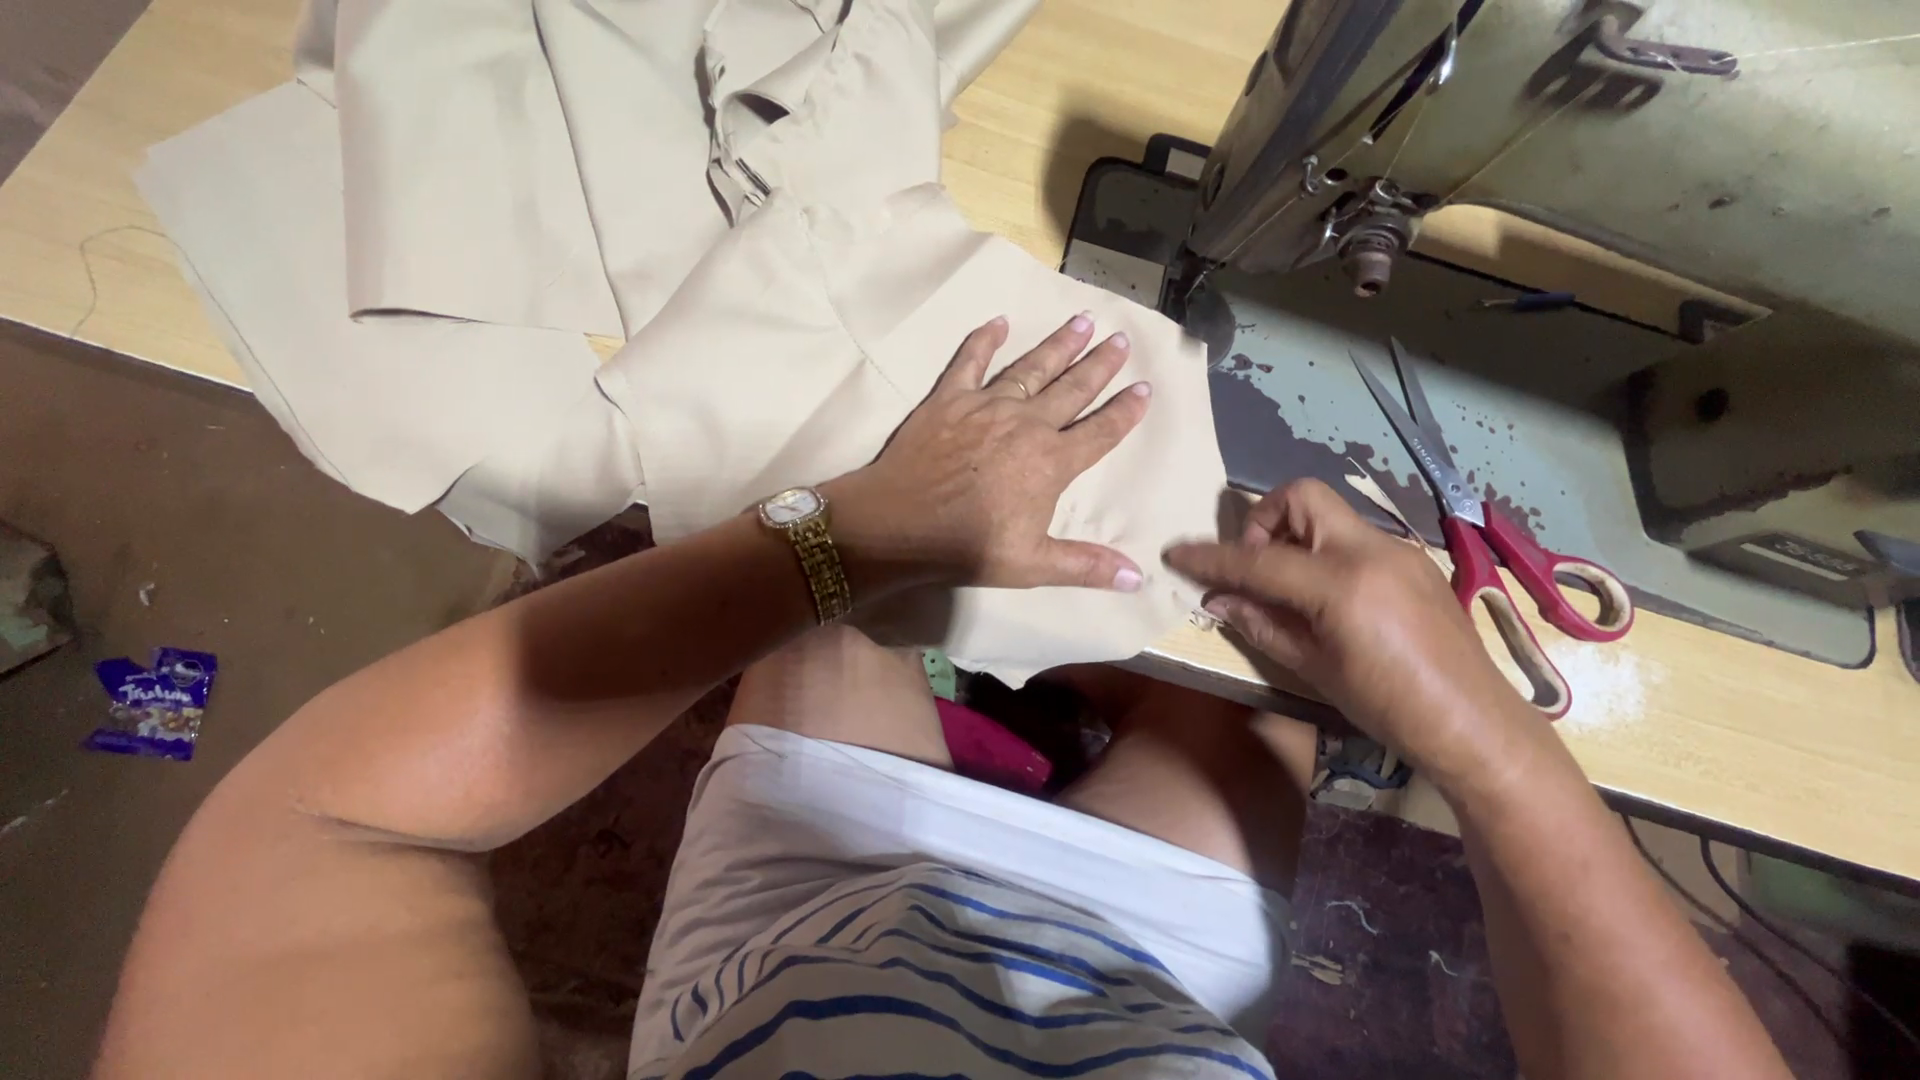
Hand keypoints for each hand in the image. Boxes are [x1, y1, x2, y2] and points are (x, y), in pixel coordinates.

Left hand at [825, 313, 1150, 594]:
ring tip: (1082, 321)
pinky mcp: (949, 399)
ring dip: (1059, 345)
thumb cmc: (967, 547)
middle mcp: (1026, 425)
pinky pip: (970, 361)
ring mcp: (986, 406)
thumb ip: (1086, 565)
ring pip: (1032, 368)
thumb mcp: (1032, 564)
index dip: (1124, 412)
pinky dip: (984, 340)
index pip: (1099, 432)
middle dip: (1100, 365)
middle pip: (1072, 389)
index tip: (1145, 389)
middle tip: (1121, 339)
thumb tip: (1139, 579)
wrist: (900, 524)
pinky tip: (999, 322)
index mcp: (1051, 462)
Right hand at [1163, 479, 1539, 787]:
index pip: (1259, 559)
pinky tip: (1323, 598)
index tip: (1177, 554)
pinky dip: (1322, 552)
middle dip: (1263, 518)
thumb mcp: (1314, 667)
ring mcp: (1399, 550)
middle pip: (1302, 496)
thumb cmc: (1387, 705)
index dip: (1212, 557)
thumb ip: (1262, 623)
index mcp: (1343, 583)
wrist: (1474, 724)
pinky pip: (1353, 539)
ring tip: (1284, 589)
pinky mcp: (1413, 561)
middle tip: (1252, 565)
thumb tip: (1219, 599)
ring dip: (1293, 537)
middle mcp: (1372, 550)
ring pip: (1329, 516)